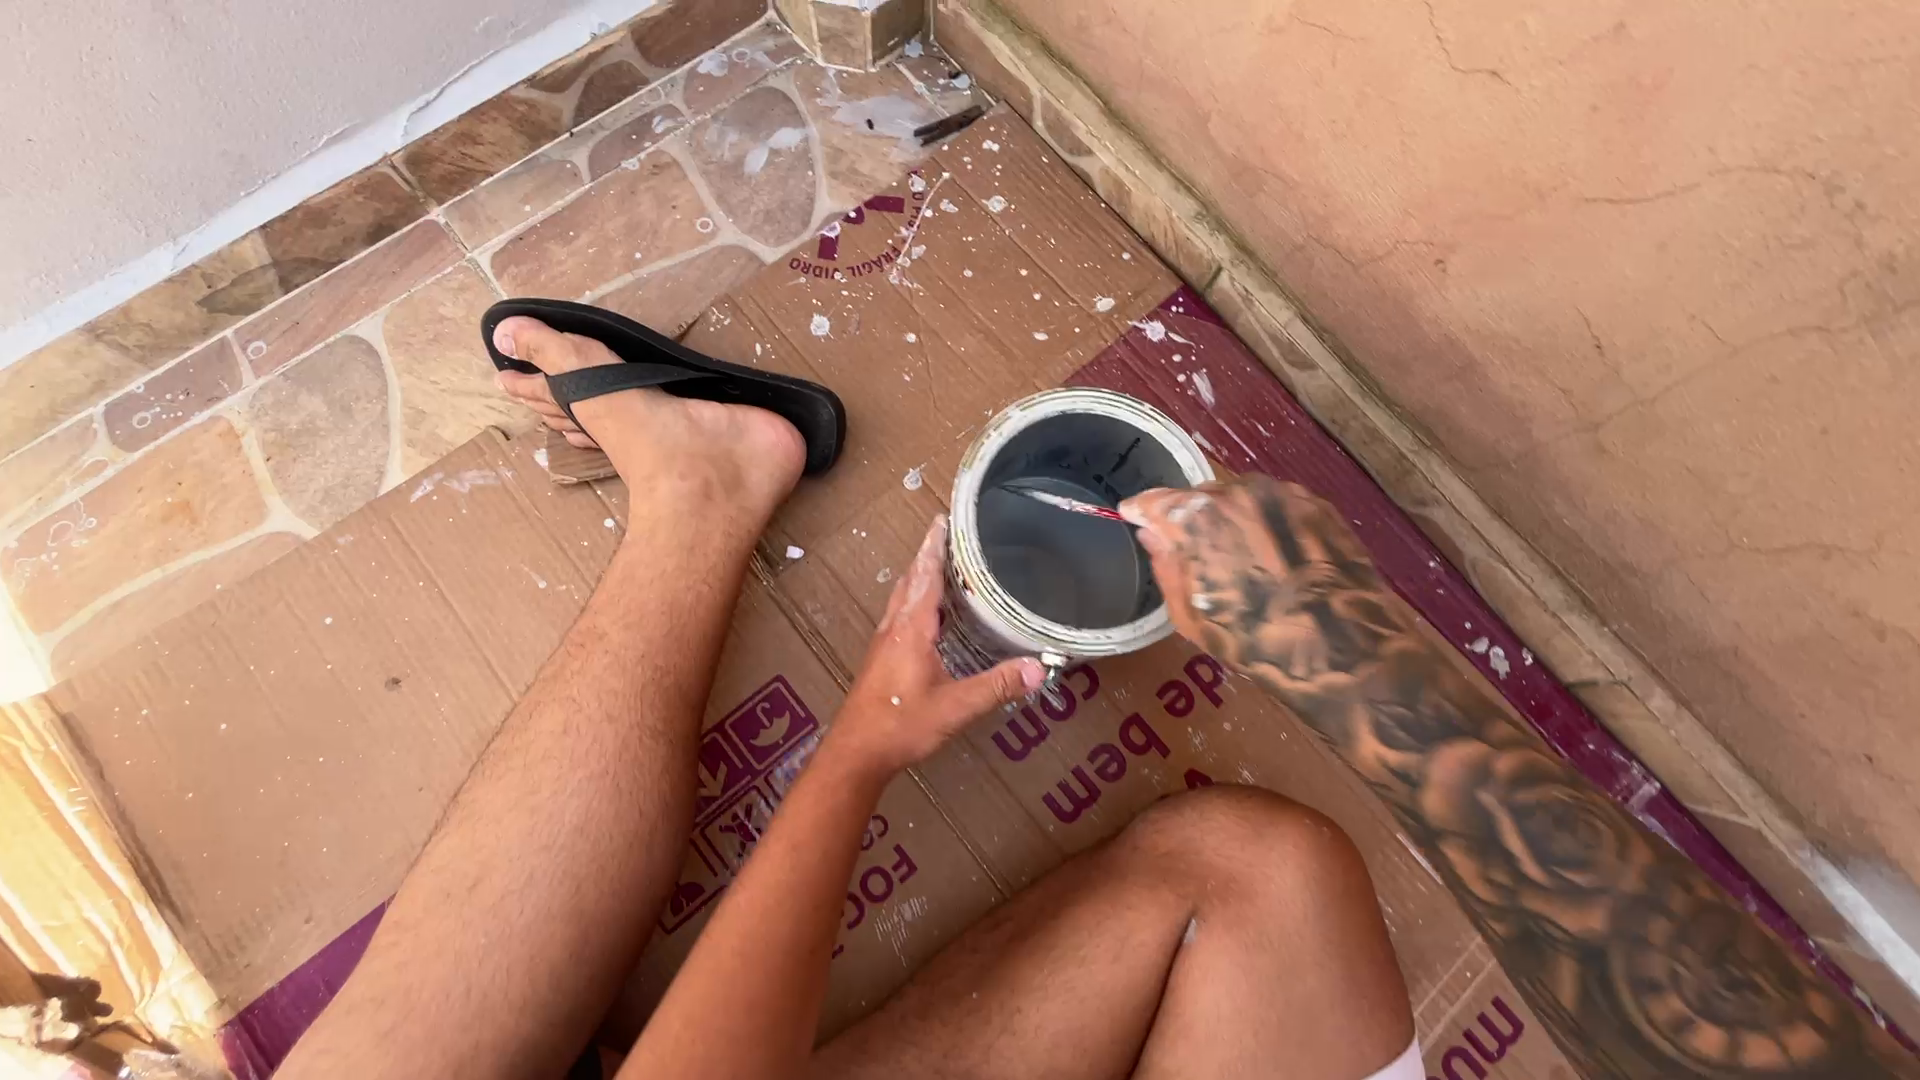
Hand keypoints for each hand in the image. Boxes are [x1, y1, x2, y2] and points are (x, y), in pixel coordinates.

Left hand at [825, 515, 1045, 776]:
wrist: (856, 752)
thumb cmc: (901, 726)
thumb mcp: (956, 707)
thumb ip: (997, 686)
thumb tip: (1040, 668)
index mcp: (911, 629)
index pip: (926, 576)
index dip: (936, 547)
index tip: (944, 519)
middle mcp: (894, 627)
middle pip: (912, 579)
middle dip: (929, 553)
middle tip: (948, 532)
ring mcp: (884, 642)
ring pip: (903, 596)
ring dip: (920, 574)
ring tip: (941, 562)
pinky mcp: (881, 657)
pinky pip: (900, 614)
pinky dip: (915, 598)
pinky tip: (928, 611)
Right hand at [1118, 476, 1387, 670]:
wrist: (1342, 646)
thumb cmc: (1254, 639)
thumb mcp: (1190, 615)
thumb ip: (1166, 566)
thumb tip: (1152, 534)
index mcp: (1195, 518)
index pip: (1154, 501)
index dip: (1141, 511)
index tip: (1133, 517)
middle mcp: (1235, 492)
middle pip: (1197, 495)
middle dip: (1188, 517)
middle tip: (1191, 547)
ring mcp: (1279, 493)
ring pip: (1238, 496)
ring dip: (1228, 517)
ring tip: (1236, 552)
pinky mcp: (1315, 503)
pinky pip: (1274, 503)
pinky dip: (1264, 521)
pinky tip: (1272, 553)